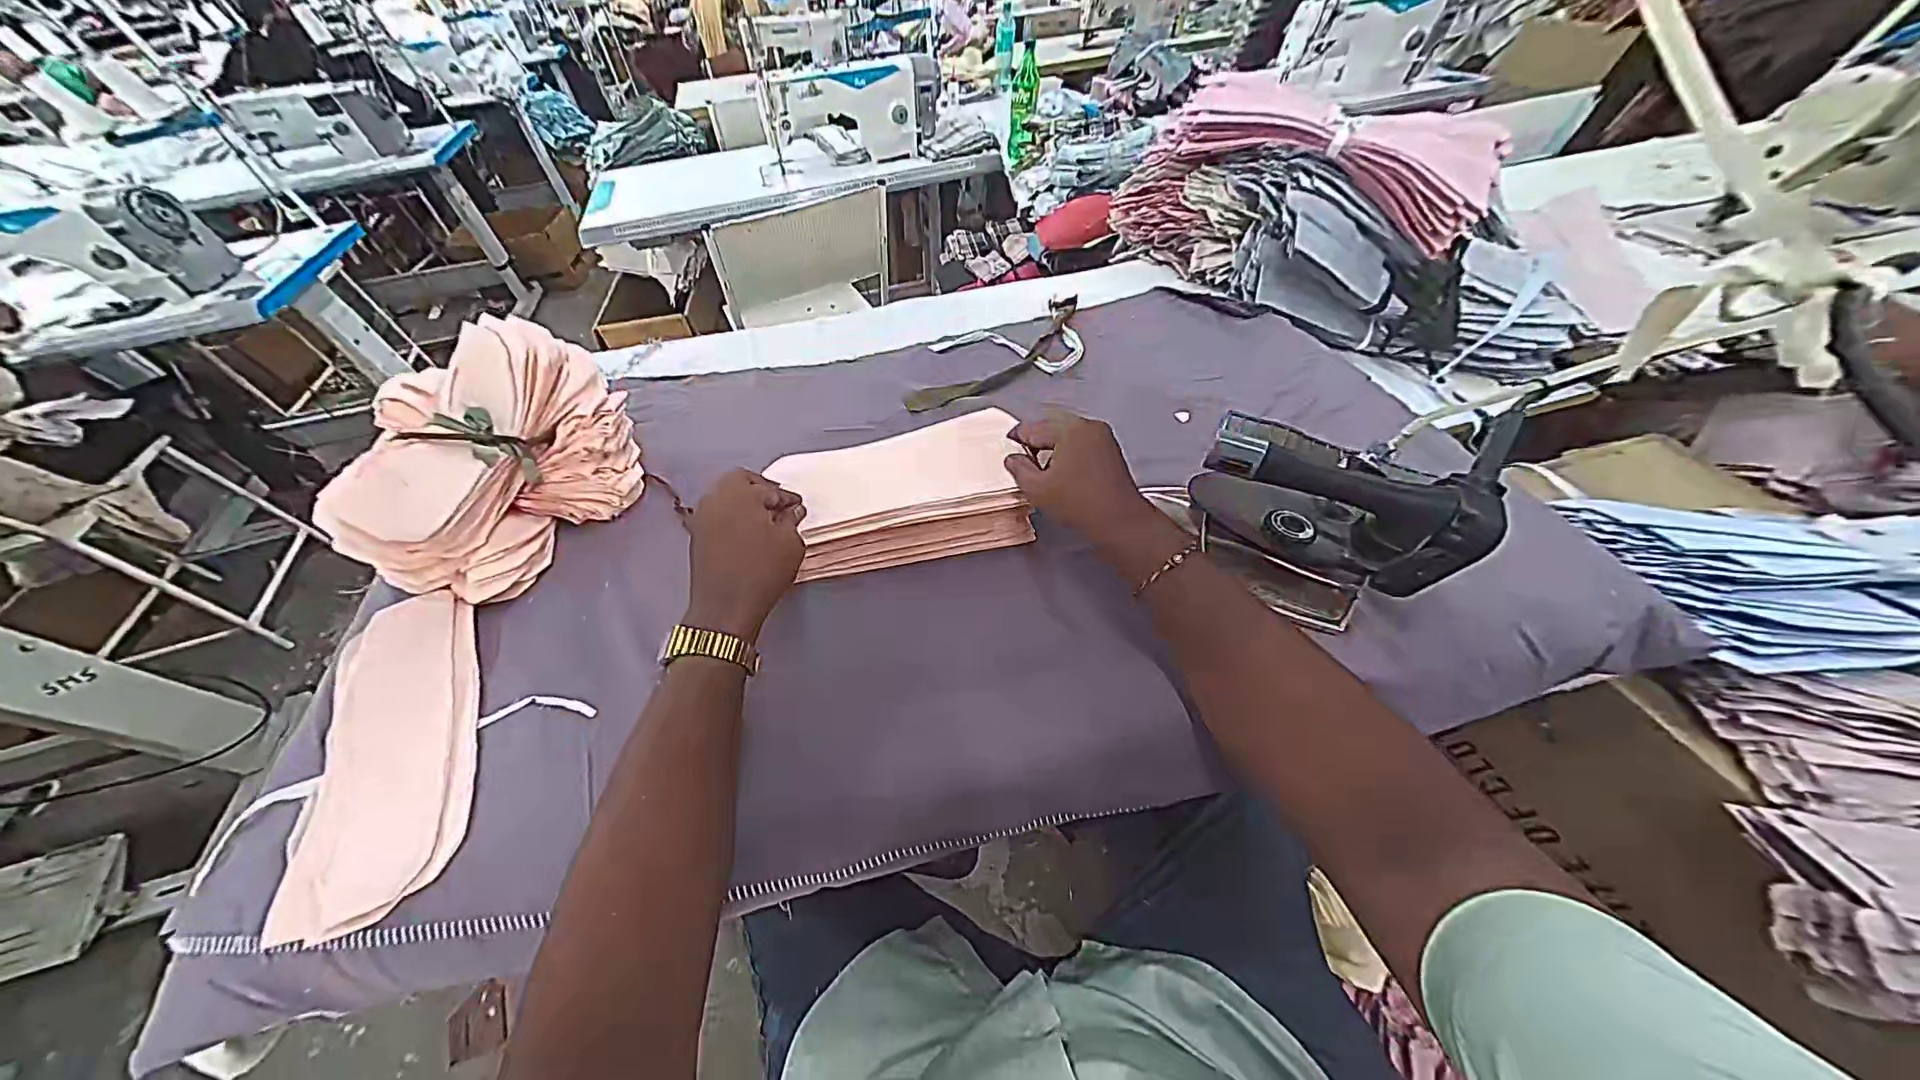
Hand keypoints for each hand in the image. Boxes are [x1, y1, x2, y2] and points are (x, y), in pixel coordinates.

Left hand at [684, 469, 805, 641]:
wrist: (726, 607)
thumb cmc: (759, 574)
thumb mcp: (791, 543)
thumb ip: (792, 520)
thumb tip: (792, 513)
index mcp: (741, 493)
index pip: (770, 487)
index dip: (787, 497)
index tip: (796, 505)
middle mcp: (716, 499)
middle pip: (740, 481)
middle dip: (761, 490)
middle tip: (778, 505)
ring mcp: (702, 517)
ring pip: (725, 497)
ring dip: (743, 503)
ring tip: (763, 521)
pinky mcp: (696, 536)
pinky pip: (716, 515)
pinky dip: (731, 518)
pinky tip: (747, 535)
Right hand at [1002, 409, 1191, 587]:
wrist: (1119, 520)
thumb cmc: (1086, 505)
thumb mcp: (1037, 489)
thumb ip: (1019, 469)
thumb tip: (1014, 460)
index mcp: (1069, 430)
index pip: (1033, 427)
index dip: (1017, 439)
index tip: (1010, 446)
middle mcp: (1088, 427)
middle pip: (1051, 426)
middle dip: (1035, 443)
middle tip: (1023, 460)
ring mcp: (1102, 438)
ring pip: (1067, 434)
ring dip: (1053, 448)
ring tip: (1045, 472)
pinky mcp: (1110, 451)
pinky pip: (1082, 443)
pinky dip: (1069, 453)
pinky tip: (1064, 475)